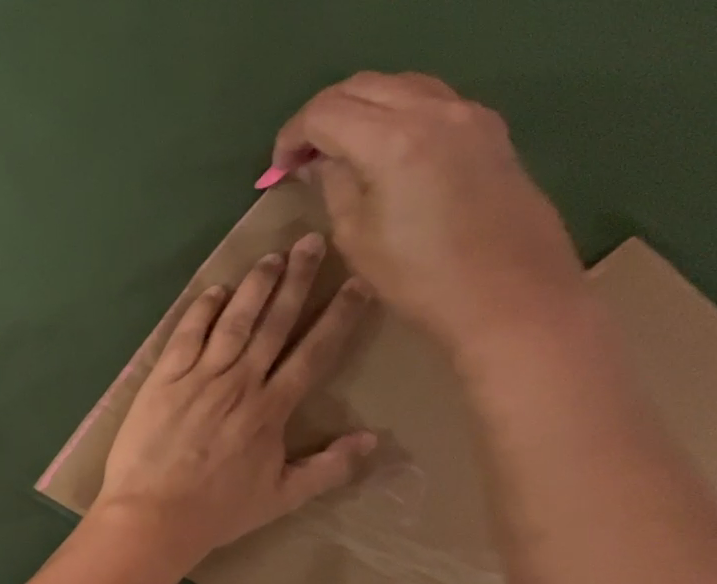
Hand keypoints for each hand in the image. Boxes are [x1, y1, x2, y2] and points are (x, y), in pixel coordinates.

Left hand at [90, 235, 376, 566]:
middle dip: (297, 280)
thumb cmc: (215, 511)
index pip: (314, 351)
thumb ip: (329, 467)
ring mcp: (197, 379)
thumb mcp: (282, 496)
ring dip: (253, 286)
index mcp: (272, 408)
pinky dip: (200, 312)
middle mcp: (239, 383)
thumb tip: (373, 439)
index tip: (356, 284)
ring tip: (272, 256)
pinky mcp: (160, 382)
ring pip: (232, 322)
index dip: (338, 316)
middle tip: (313, 243)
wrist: (152, 515)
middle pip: (274, 323)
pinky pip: (184, 338)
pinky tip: (214, 291)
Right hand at [272, 72, 590, 358]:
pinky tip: (380, 154)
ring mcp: (467, 115)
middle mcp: (434, 113)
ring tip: (338, 154)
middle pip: (360, 87)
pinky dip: (392, 114)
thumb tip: (319, 162)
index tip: (278, 172)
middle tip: (302, 160)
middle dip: (320, 118)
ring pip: (397, 86)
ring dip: (358, 110)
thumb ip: (334, 184)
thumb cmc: (418, 276)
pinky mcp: (487, 129)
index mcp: (393, 141)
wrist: (508, 293)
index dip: (291, 138)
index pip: (324, 113)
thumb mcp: (355, 234)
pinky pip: (428, 100)